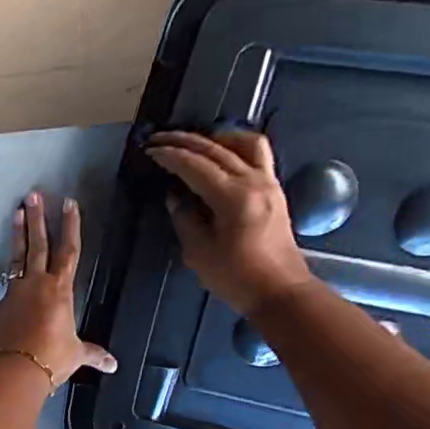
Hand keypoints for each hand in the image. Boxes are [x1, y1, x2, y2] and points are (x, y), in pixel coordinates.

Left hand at [0, 192, 118, 389]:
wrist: (20, 369)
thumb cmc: (53, 357)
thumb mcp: (77, 354)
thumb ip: (94, 354)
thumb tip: (112, 365)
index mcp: (60, 290)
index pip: (69, 252)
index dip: (70, 227)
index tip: (68, 203)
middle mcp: (37, 285)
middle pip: (39, 246)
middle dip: (38, 219)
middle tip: (33, 195)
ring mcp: (13, 295)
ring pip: (16, 260)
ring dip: (16, 237)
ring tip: (15, 213)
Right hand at [146, 130, 314, 314]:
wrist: (279, 291)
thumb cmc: (235, 277)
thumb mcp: (198, 252)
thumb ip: (185, 218)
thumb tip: (175, 196)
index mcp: (232, 197)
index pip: (195, 166)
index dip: (170, 156)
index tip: (150, 151)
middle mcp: (254, 181)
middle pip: (217, 149)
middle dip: (185, 141)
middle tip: (159, 139)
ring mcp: (268, 183)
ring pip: (243, 144)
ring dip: (216, 137)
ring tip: (194, 142)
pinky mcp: (274, 190)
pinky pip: (257, 155)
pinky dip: (236, 147)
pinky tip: (221, 155)